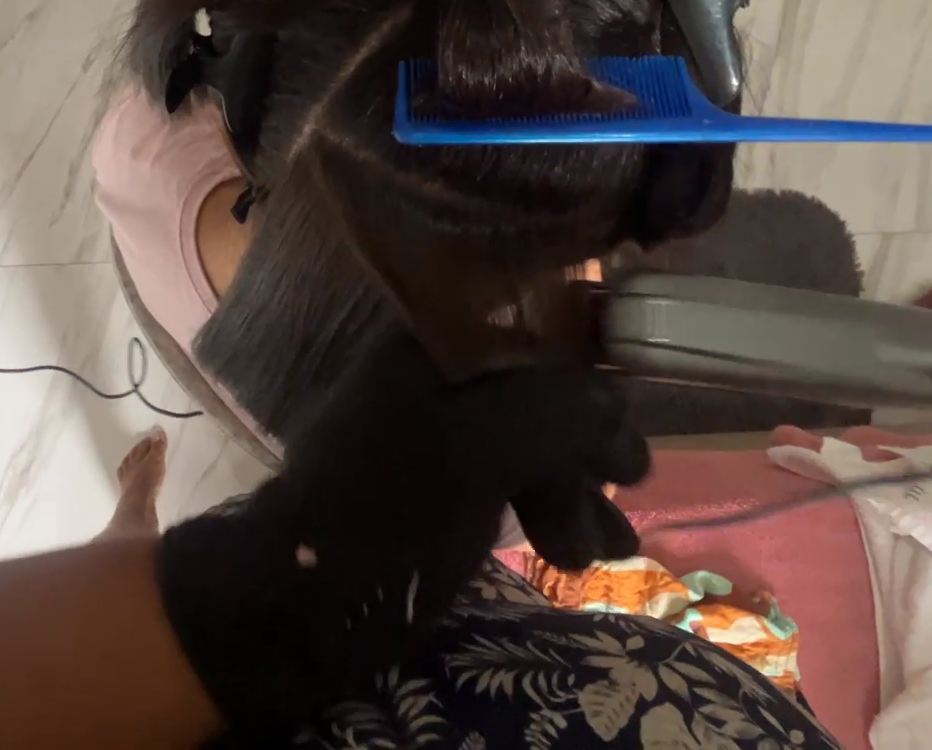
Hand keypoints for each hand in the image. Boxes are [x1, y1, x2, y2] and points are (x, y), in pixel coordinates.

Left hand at [155, 332, 647, 736]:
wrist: (302, 598)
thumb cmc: (383, 510)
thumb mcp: (473, 451)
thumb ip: (552, 411)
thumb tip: (615, 399)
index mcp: (426, 345)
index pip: (527, 332)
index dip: (583, 372)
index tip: (622, 422)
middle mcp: (431, 375)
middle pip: (534, 387)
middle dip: (583, 439)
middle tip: (628, 479)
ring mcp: (435, 429)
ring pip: (528, 438)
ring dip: (573, 487)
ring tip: (599, 546)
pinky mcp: (440, 481)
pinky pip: (509, 477)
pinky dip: (548, 507)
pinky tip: (579, 551)